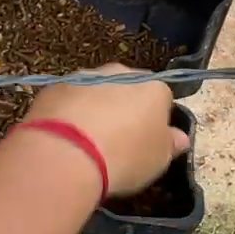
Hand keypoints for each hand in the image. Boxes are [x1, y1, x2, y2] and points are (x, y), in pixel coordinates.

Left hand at [20, 64, 189, 196]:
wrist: (65, 154)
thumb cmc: (124, 156)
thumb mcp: (158, 160)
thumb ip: (170, 144)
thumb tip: (180, 137)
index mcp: (153, 88)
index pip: (162, 97)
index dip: (156, 119)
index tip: (148, 140)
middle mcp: (121, 73)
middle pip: (128, 88)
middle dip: (125, 107)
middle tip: (118, 140)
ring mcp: (85, 76)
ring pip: (97, 90)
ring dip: (95, 108)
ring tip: (87, 142)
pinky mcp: (54, 87)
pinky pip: (68, 99)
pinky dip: (68, 113)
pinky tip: (64, 138)